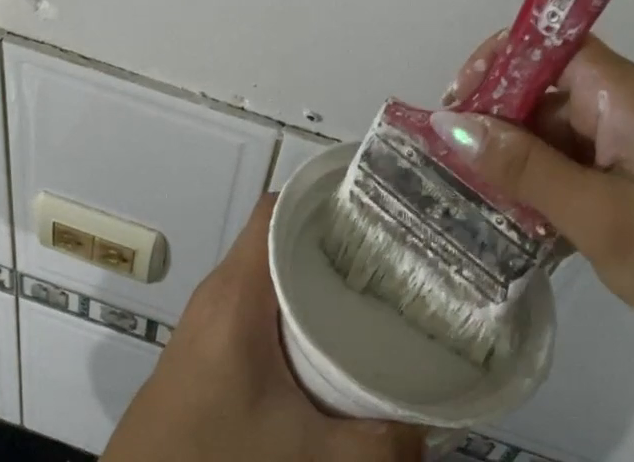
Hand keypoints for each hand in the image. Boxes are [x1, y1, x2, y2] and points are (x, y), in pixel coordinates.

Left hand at [101, 195, 424, 461]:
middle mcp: (218, 293)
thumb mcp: (305, 454)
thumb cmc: (214, 454)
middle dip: (330, 239)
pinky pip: (255, 302)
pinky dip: (290, 304)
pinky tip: (323, 333)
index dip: (322, 198)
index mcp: (236, 293)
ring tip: (365, 286)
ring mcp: (208, 319)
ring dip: (309, 273)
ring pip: (266, 272)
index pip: (275, 209)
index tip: (372, 209)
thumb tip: (428, 429)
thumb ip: (376, 444)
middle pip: (276, 237)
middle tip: (386, 252)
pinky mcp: (205, 346)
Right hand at [433, 34, 633, 354]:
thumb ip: (525, 168)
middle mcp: (631, 99)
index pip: (547, 43)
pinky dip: (552, 176)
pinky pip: (582, 152)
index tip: (456, 110)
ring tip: (492, 201)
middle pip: (547, 83)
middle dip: (500, 118)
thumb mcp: (599, 220)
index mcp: (624, 94)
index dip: (495, 63)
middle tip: (463, 168)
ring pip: (560, 122)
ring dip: (524, 154)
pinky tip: (533, 218)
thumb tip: (453, 124)